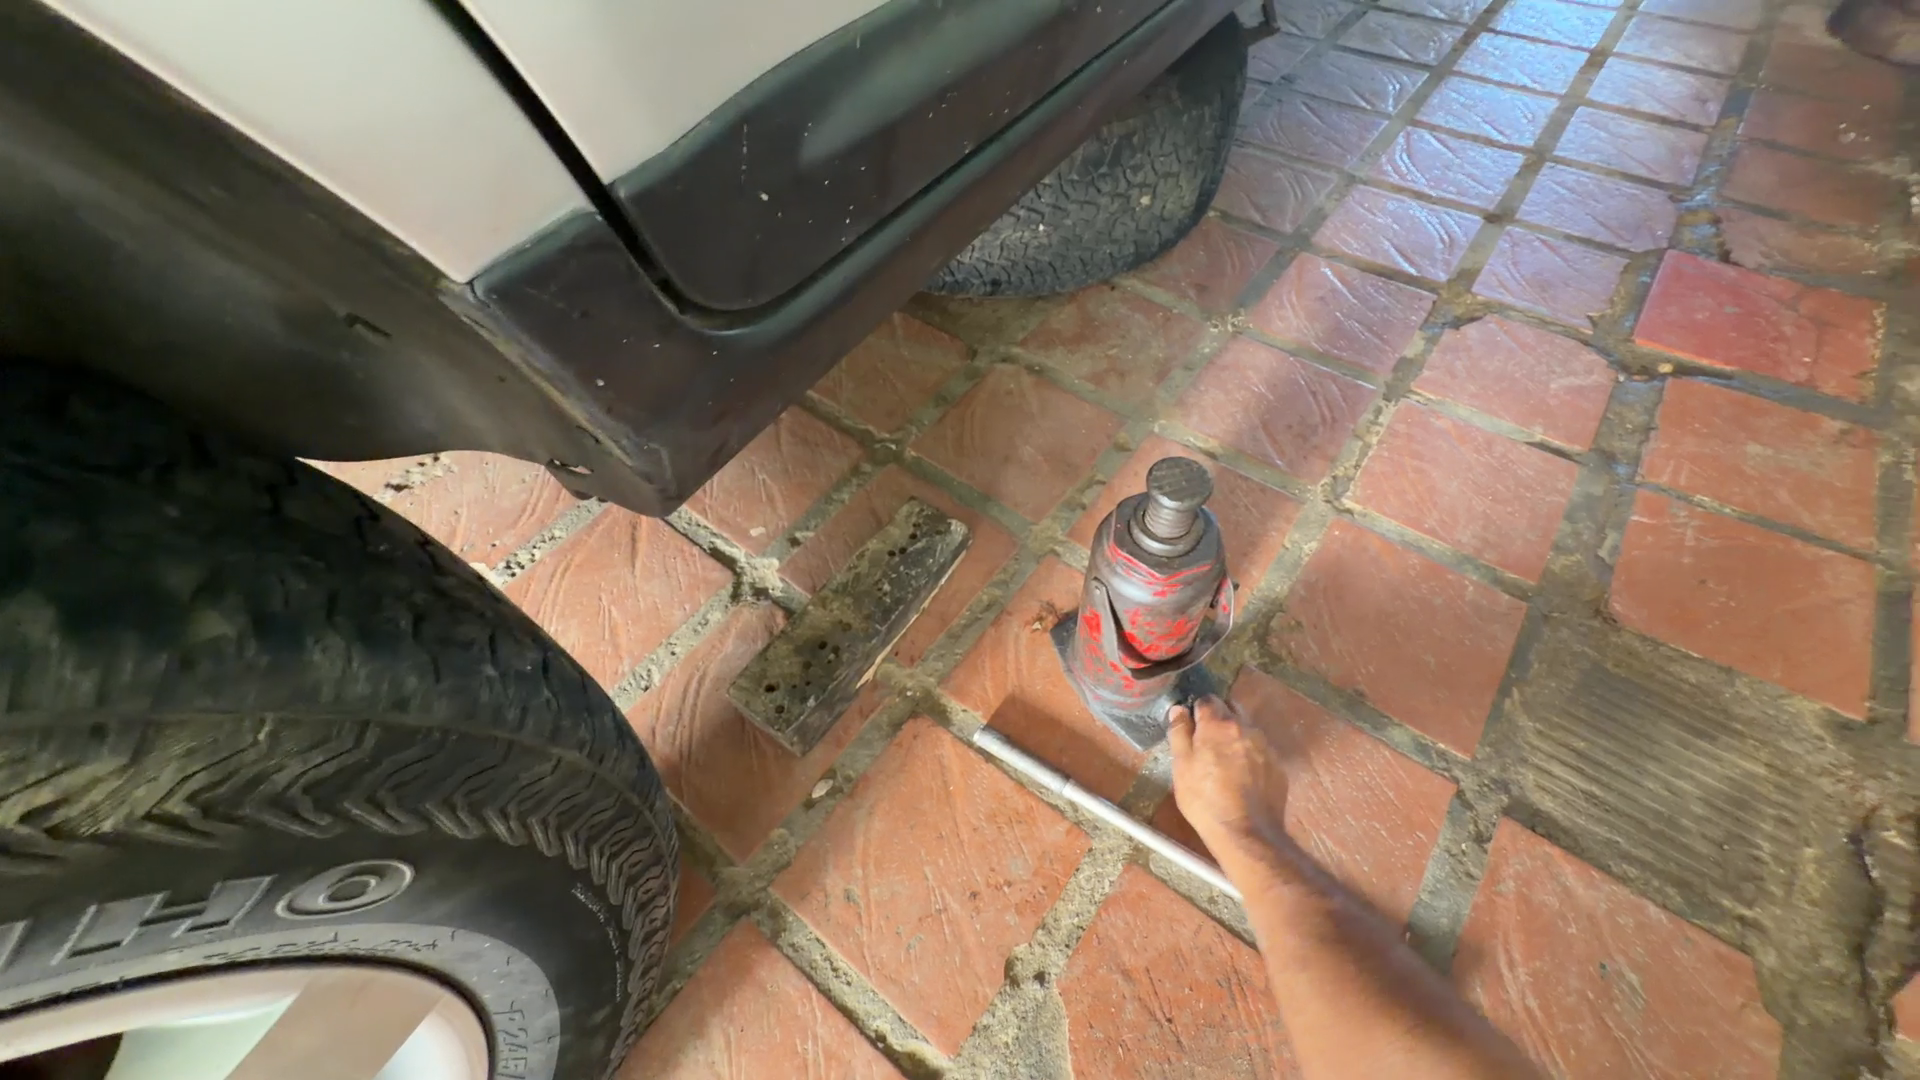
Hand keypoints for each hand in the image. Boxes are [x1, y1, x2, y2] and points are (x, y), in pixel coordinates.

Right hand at [1167, 694, 1290, 857]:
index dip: (1196, 710)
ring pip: (1246, 729)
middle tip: (1206, 743)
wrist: (1246, 833)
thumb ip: (1179, 732)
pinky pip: (1260, 749)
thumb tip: (1178, 709)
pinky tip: (1241, 777)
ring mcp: (1265, 746)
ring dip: (1235, 736)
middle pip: (1230, 709)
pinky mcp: (1277, 765)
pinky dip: (1249, 755)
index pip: (1207, 699)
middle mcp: (1245, 727)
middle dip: (1218, 719)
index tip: (1190, 727)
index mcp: (1218, 724)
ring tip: (1224, 763)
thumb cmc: (1204, 798)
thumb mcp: (1181, 766)